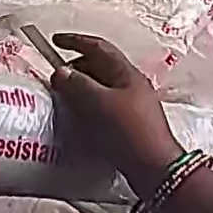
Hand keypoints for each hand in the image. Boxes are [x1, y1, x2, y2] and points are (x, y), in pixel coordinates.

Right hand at [50, 33, 180, 196]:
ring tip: (64, 95)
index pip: (98, 47)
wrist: (157, 171)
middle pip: (100, 66)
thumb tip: (60, 72)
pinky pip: (104, 104)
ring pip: (101, 86)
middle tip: (58, 74)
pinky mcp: (130, 124)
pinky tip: (80, 115)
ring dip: (81, 86)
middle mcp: (131, 85)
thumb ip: (76, 84)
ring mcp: (132, 105)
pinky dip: (88, 103)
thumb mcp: (98, 102)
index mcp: (126, 73)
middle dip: (76, 66)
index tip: (55, 40)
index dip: (75, 41)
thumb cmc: (128, 130)